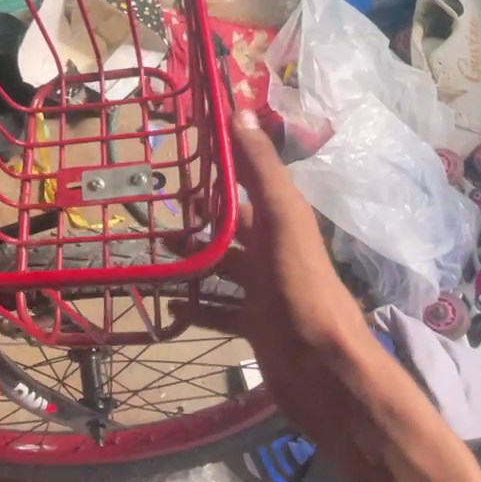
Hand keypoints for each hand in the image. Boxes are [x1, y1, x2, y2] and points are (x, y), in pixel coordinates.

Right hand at [174, 110, 365, 406]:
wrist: (323, 371)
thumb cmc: (302, 286)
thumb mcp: (284, 218)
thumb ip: (261, 168)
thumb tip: (241, 110)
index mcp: (280, 220)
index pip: (246, 180)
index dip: (221, 164)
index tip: (185, 150)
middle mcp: (271, 250)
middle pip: (228, 227)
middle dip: (195, 219)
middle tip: (159, 211)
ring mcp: (261, 290)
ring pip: (218, 267)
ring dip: (189, 261)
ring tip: (157, 255)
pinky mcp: (252, 325)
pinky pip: (216, 310)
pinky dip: (194, 307)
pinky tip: (170, 307)